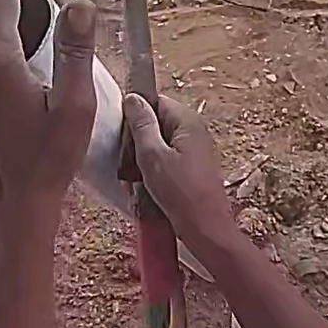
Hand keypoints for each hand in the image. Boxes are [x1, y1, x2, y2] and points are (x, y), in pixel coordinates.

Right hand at [121, 92, 238, 246]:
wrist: (205, 229)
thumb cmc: (180, 193)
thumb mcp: (153, 156)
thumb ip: (141, 125)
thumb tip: (133, 98)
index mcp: (187, 121)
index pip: (156, 101)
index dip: (135, 113)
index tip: (122, 132)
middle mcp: (194, 130)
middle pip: (157, 122)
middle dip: (138, 138)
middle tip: (126, 158)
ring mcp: (194, 149)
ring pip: (159, 143)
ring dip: (143, 157)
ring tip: (134, 175)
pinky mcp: (191, 167)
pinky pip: (166, 159)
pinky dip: (153, 169)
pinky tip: (145, 184)